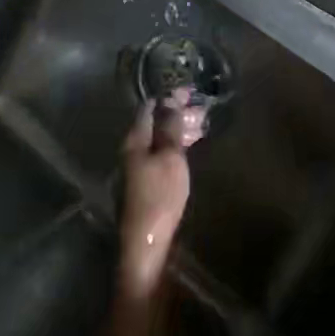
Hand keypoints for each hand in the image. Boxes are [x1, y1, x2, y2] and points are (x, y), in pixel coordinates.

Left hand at [118, 87, 206, 294]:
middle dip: (177, 112)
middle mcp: (132, 150)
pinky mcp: (146, 182)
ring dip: (178, 129)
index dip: (169, 96)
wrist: (146, 245)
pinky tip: (189, 147)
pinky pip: (162, 153)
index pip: (150, 107)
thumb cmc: (159, 196)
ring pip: (159, 139)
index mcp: (134, 140)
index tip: (191, 90)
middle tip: (202, 108)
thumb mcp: (170, 157)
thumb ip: (170, 128)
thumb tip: (170, 99)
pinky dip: (176, 145)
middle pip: (154, 123)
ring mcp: (137, 167)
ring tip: (201, 125)